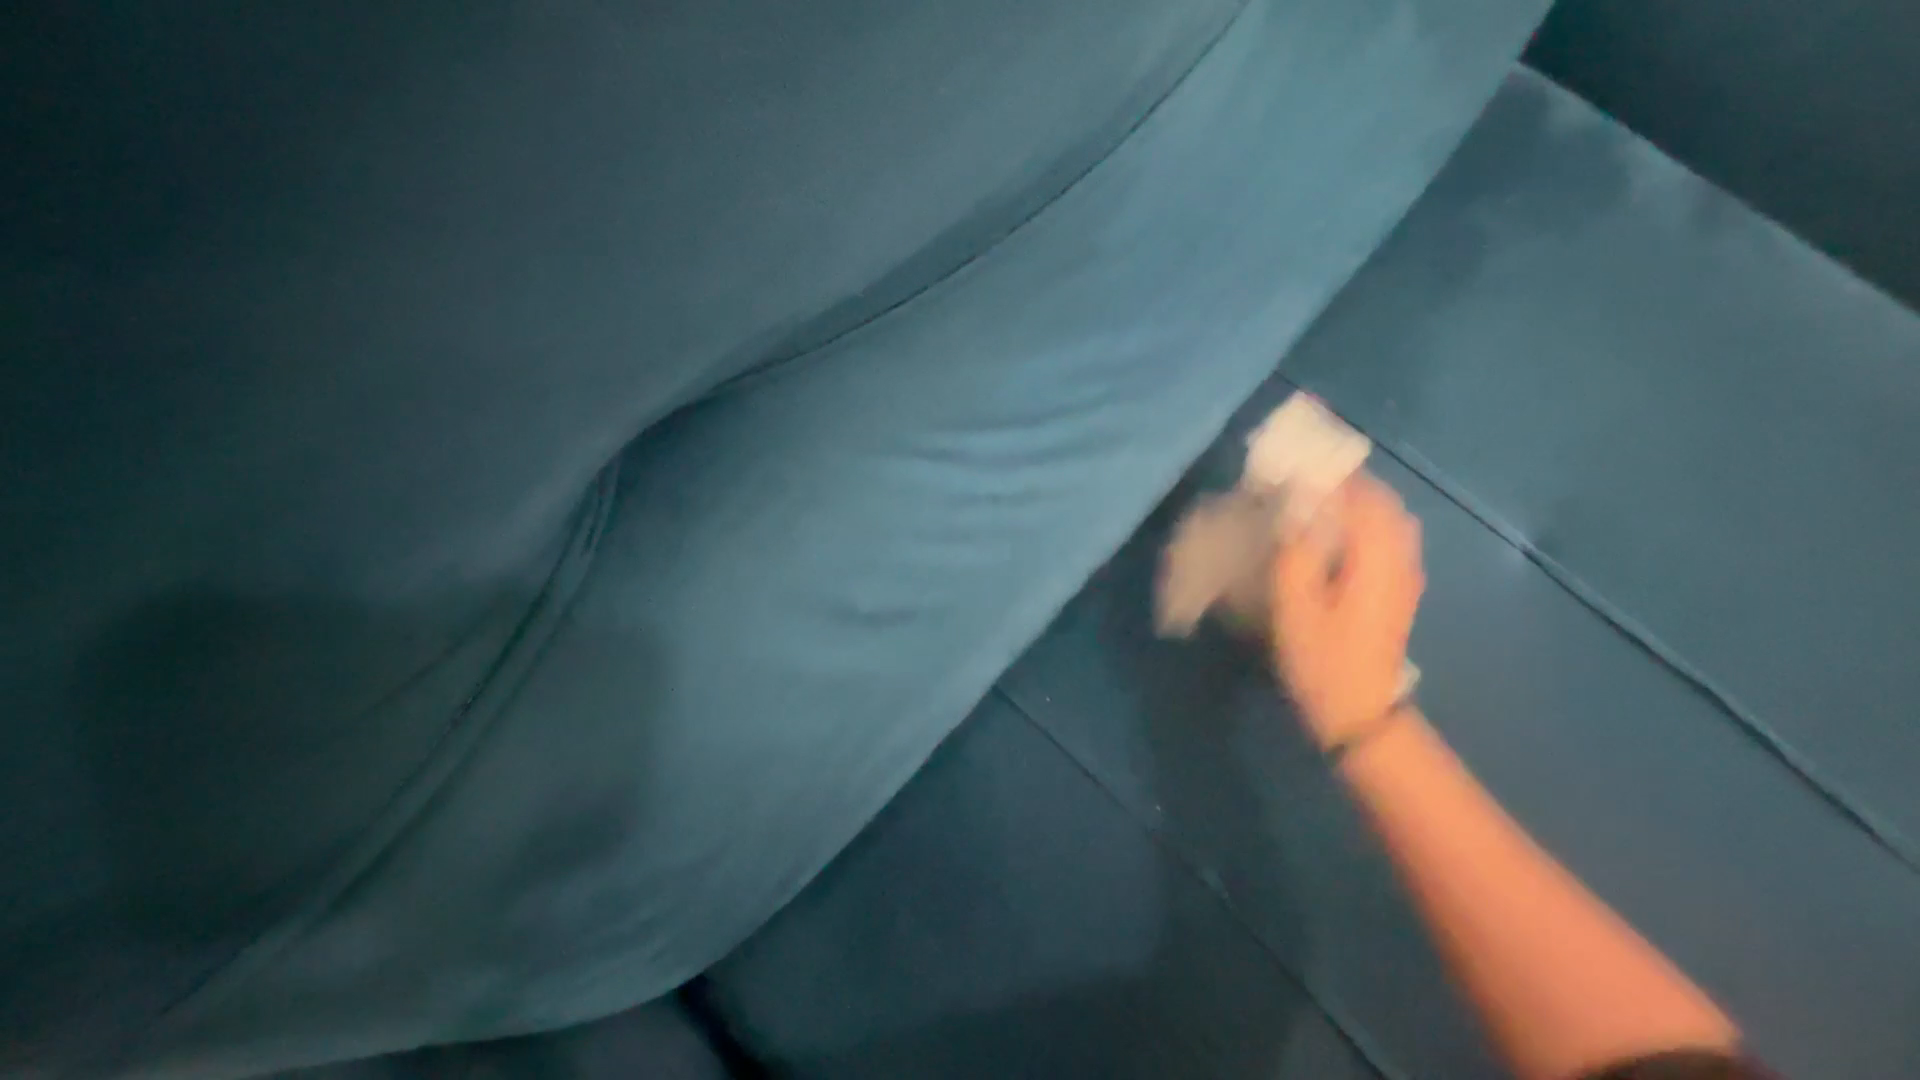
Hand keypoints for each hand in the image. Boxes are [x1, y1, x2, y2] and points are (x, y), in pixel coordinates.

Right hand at [1270, 472, 1424, 747]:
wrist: (1361, 711)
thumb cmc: (1323, 658)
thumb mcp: (1296, 604)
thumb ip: (1297, 548)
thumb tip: (1296, 506)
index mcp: (1376, 556)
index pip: (1360, 494)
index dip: (1329, 472)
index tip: (1296, 459)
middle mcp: (1400, 556)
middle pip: (1381, 500)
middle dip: (1345, 482)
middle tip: (1303, 479)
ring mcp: (1405, 573)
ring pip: (1387, 518)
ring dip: (1355, 502)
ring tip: (1314, 501)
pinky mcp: (1399, 588)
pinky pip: (1387, 537)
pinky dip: (1363, 523)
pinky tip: (1333, 534)